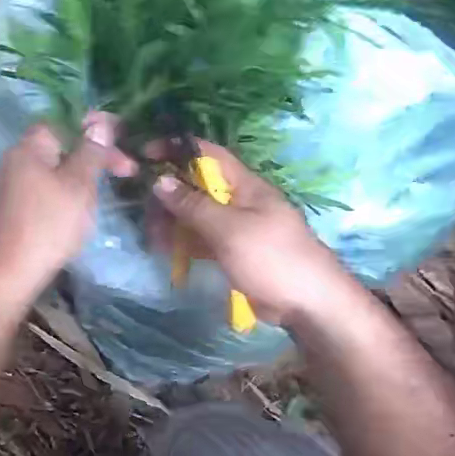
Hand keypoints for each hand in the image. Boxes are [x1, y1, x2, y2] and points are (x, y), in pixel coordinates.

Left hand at [0, 112, 136, 295]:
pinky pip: (51, 185)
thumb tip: (100, 122)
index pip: (64, 121)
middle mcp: (19, 159)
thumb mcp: (79, 183)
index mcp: (30, 147)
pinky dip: (72, 188)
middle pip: (63, 144)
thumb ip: (91, 151)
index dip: (93, 126)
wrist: (18, 267)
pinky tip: (88, 201)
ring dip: (87, 172)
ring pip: (59, 166)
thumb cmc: (51, 222)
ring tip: (113, 183)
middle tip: (127, 169)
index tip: (121, 137)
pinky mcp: (22, 203)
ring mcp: (18, 182)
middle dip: (96, 153)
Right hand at [150, 140, 358, 324]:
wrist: (310, 305)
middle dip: (168, 193)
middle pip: (196, 185)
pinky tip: (164, 250)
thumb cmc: (272, 258)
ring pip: (195, 214)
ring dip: (171, 221)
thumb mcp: (228, 228)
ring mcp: (236, 227)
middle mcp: (239, 200)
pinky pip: (201, 238)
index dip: (176, 149)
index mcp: (245, 185)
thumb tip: (159, 180)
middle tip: (144, 211)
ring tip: (152, 237)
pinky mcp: (233, 250)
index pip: (207, 154)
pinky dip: (182, 241)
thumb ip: (193, 204)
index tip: (144, 154)